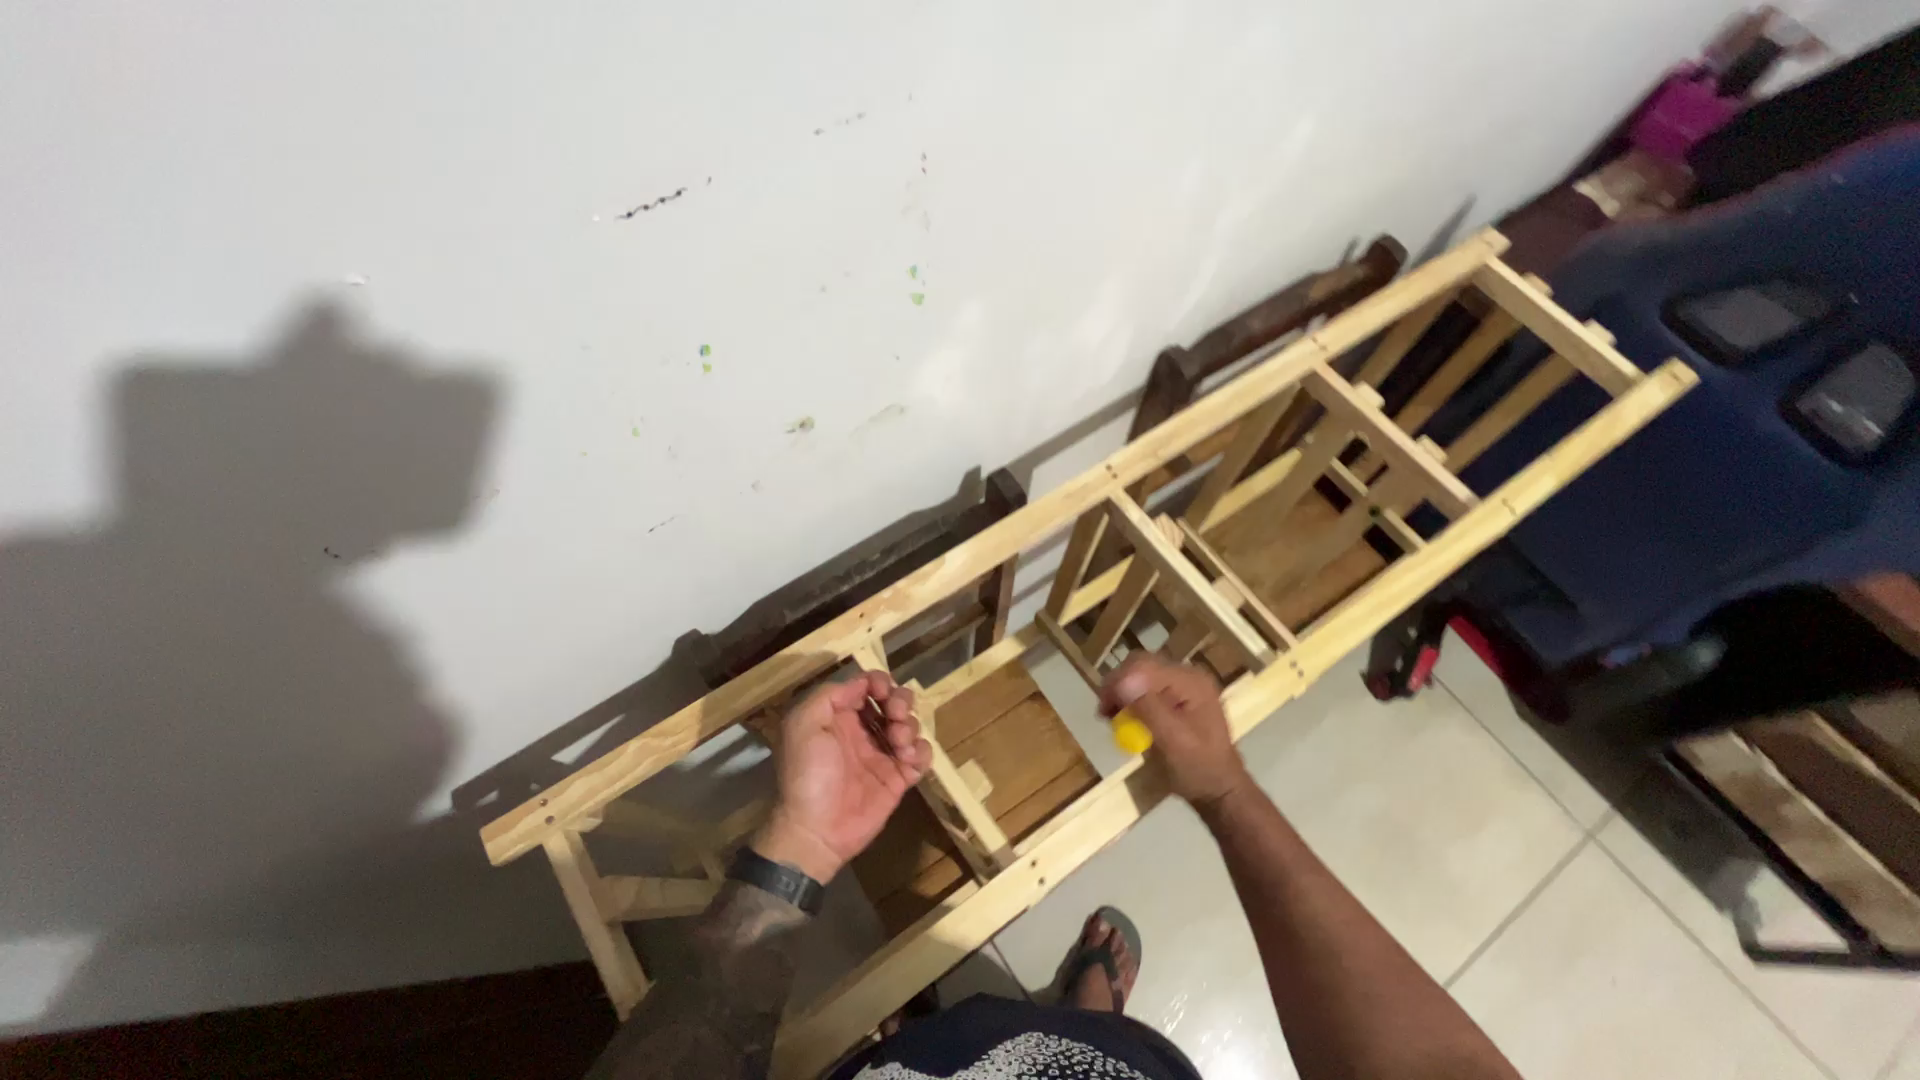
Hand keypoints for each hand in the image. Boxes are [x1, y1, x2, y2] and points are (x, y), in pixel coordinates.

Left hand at [752, 671, 931, 884]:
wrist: (817, 830)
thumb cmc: (807, 774)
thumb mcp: (803, 725)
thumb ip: (829, 695)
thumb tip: (862, 683)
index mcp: (838, 716)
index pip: (866, 687)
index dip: (879, 682)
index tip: (883, 691)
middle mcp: (862, 731)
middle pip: (893, 701)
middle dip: (901, 701)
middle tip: (896, 715)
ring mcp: (882, 755)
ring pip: (909, 725)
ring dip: (910, 726)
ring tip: (899, 743)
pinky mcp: (898, 778)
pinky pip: (921, 755)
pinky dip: (922, 751)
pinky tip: (909, 759)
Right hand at [1099, 653, 1252, 806]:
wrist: (1219, 790)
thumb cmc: (1198, 768)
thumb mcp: (1173, 741)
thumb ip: (1149, 707)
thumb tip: (1122, 679)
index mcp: (1191, 682)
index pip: (1144, 665)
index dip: (1118, 681)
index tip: (1104, 708)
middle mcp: (1187, 677)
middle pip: (1140, 667)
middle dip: (1118, 687)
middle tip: (1105, 714)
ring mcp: (1183, 687)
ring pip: (1140, 677)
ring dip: (1122, 695)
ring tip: (1112, 718)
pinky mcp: (1176, 698)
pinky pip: (1146, 690)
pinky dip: (1131, 702)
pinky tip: (1126, 719)